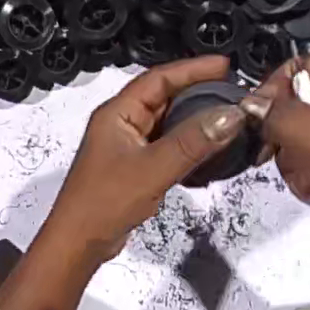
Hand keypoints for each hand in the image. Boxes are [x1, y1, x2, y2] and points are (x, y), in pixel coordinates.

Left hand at [40, 56, 248, 267]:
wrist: (79, 243)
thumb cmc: (99, 204)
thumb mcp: (152, 168)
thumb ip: (192, 142)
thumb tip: (227, 117)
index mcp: (116, 114)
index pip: (158, 78)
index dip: (193, 69)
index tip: (223, 67)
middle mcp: (120, 126)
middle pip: (164, 99)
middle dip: (198, 94)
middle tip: (230, 95)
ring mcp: (127, 149)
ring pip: (167, 126)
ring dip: (194, 123)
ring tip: (225, 122)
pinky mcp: (134, 171)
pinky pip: (166, 150)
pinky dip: (187, 149)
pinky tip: (206, 156)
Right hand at [244, 54, 309, 248]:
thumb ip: (281, 116)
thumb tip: (253, 104)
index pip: (296, 68)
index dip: (272, 94)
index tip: (260, 121)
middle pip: (292, 107)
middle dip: (285, 139)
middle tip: (291, 153)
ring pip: (297, 139)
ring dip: (295, 164)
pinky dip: (307, 177)